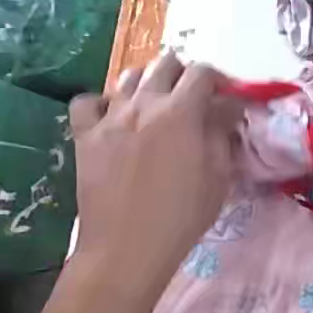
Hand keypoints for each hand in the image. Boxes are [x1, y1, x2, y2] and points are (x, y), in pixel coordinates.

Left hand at [67, 54, 243, 295]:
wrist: (127, 248)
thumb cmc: (183, 214)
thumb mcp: (219, 174)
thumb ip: (222, 131)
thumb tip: (228, 106)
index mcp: (181, 112)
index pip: (203, 72)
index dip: (219, 79)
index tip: (227, 98)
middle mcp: (143, 104)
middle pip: (166, 64)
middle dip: (186, 75)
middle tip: (195, 99)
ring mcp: (109, 118)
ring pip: (130, 77)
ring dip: (150, 84)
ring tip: (159, 106)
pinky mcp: (84, 135)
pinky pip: (89, 101)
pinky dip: (105, 103)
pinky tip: (116, 118)